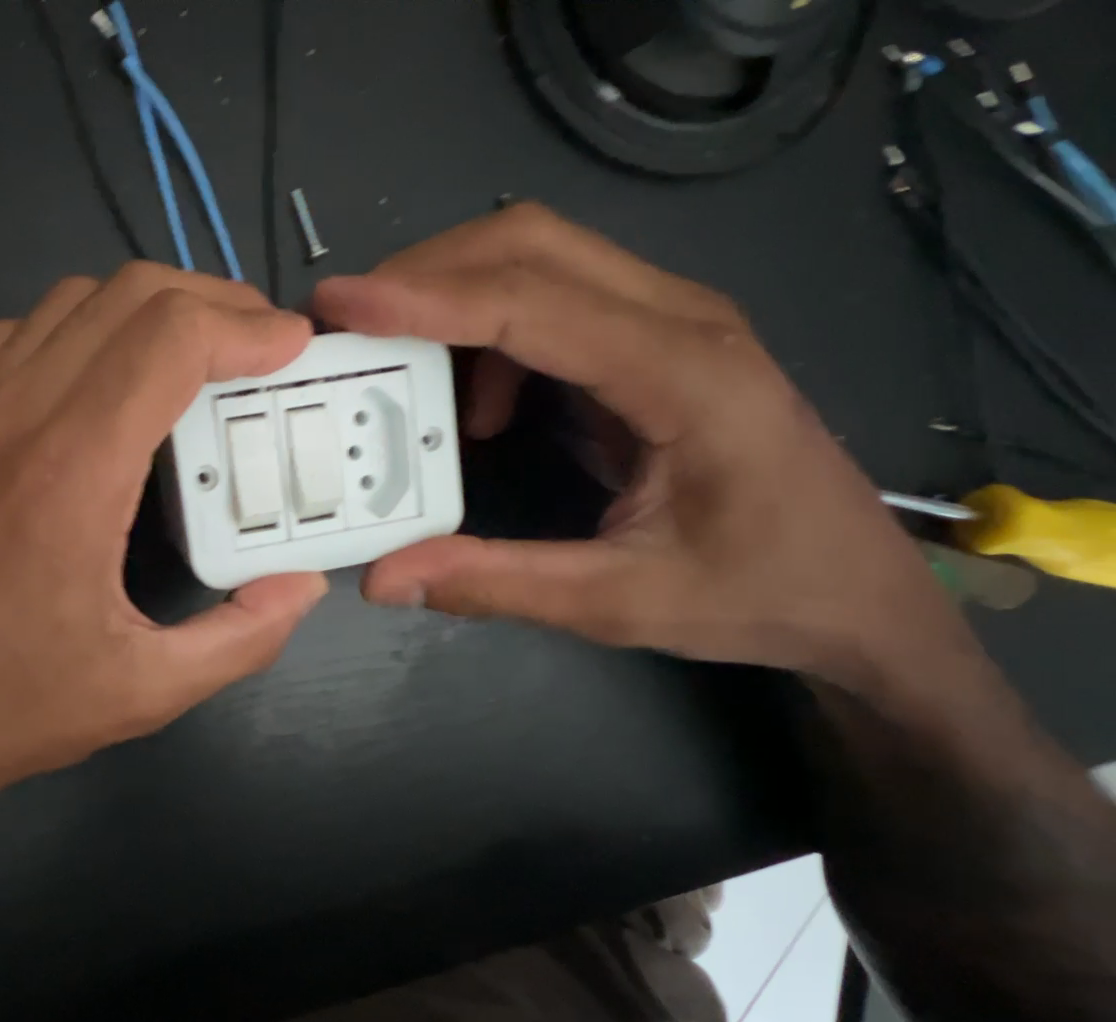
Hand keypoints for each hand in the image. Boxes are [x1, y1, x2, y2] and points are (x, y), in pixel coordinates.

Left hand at [0, 264, 325, 824]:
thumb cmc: (12, 704)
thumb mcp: (147, 691)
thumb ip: (244, 636)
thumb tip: (304, 583)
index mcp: (73, 471)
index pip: (169, 338)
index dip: (245, 327)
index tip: (292, 350)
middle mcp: (17, 417)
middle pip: (126, 295)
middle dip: (211, 301)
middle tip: (260, 347)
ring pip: (69, 300)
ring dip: (146, 308)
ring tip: (196, 354)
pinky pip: (18, 336)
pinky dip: (78, 329)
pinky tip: (104, 379)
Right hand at [313, 204, 967, 691]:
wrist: (859, 591)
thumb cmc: (758, 591)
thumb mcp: (620, 604)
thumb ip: (497, 583)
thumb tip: (382, 579)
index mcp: (682, 374)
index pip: (532, 300)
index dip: (426, 297)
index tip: (338, 305)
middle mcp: (679, 320)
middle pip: (529, 243)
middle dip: (422, 275)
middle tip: (344, 330)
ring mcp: (669, 319)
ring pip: (535, 257)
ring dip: (449, 300)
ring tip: (395, 371)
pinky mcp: (650, 338)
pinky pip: (547, 300)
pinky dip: (484, 336)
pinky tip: (479, 412)